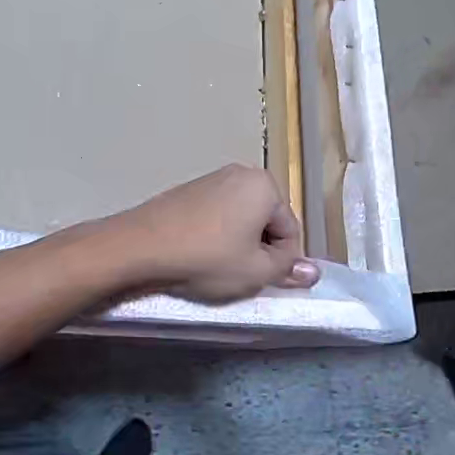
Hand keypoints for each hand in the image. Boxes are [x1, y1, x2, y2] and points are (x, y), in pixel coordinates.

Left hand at [98, 164, 318, 303]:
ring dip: (237, 245)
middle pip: (265, 222)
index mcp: (264, 185)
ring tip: (216, 268)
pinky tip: (198, 256)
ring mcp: (211, 179)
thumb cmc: (206, 258)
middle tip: (238, 276)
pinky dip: (215, 237)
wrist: (140, 247)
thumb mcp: (255, 272)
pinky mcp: (188, 192)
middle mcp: (240, 173)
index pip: (290, 231)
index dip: (282, 262)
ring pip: (240, 221)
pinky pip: (216, 217)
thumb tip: (314, 271)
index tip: (261, 281)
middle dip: (259, 250)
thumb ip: (288, 270)